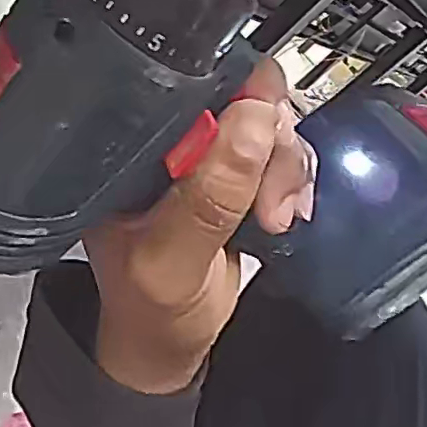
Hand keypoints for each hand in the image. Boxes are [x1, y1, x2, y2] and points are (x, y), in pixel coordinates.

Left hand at [83, 58, 315, 393]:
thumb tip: (251, 121)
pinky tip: (284, 212)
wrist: (166, 340)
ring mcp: (203, 153)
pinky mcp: (234, 172)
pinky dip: (292, 177)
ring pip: (265, 122)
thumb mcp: (172, 259)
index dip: (233, 96)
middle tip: (270, 202)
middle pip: (235, 97)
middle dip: (269, 143)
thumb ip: (209, 198)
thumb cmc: (148, 305)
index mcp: (134, 143)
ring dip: (285, 167)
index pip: (185, 86)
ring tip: (274, 217)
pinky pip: (279, 152)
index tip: (262, 132)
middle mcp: (168, 138)